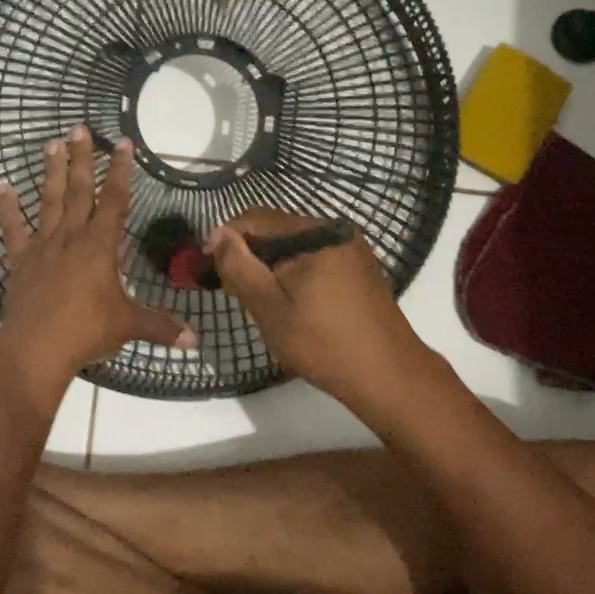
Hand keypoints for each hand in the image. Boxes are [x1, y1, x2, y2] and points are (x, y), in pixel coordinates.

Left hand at [0, 126, 194, 397]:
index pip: (115, 201)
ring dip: (51, 172)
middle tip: (79, 128)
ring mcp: (43, 247)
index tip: (122, 143)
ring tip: (51, 144)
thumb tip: (195, 341)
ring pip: (48, 201)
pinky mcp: (20, 261)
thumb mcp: (129, 326)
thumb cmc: (87, 331)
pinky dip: (7, 208)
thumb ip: (161, 327)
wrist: (36, 346)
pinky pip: (12, 229)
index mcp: (101, 247)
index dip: (120, 172)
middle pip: (79, 191)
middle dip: (82, 159)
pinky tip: (2, 187)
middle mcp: (72, 238)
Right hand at [207, 208, 428, 403]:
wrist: (388, 375)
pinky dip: (292, 272)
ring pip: (293, 245)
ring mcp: (351, 249)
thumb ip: (239, 267)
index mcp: (315, 233)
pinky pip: (313, 258)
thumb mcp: (269, 307)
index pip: (255, 218)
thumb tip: (218, 233)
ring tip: (257, 299)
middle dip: (248, 254)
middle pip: (275, 229)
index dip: (224, 239)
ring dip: (269, 265)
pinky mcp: (358, 268)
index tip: (207, 270)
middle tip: (231, 290)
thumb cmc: (322, 343)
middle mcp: (335, 231)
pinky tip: (288, 301)